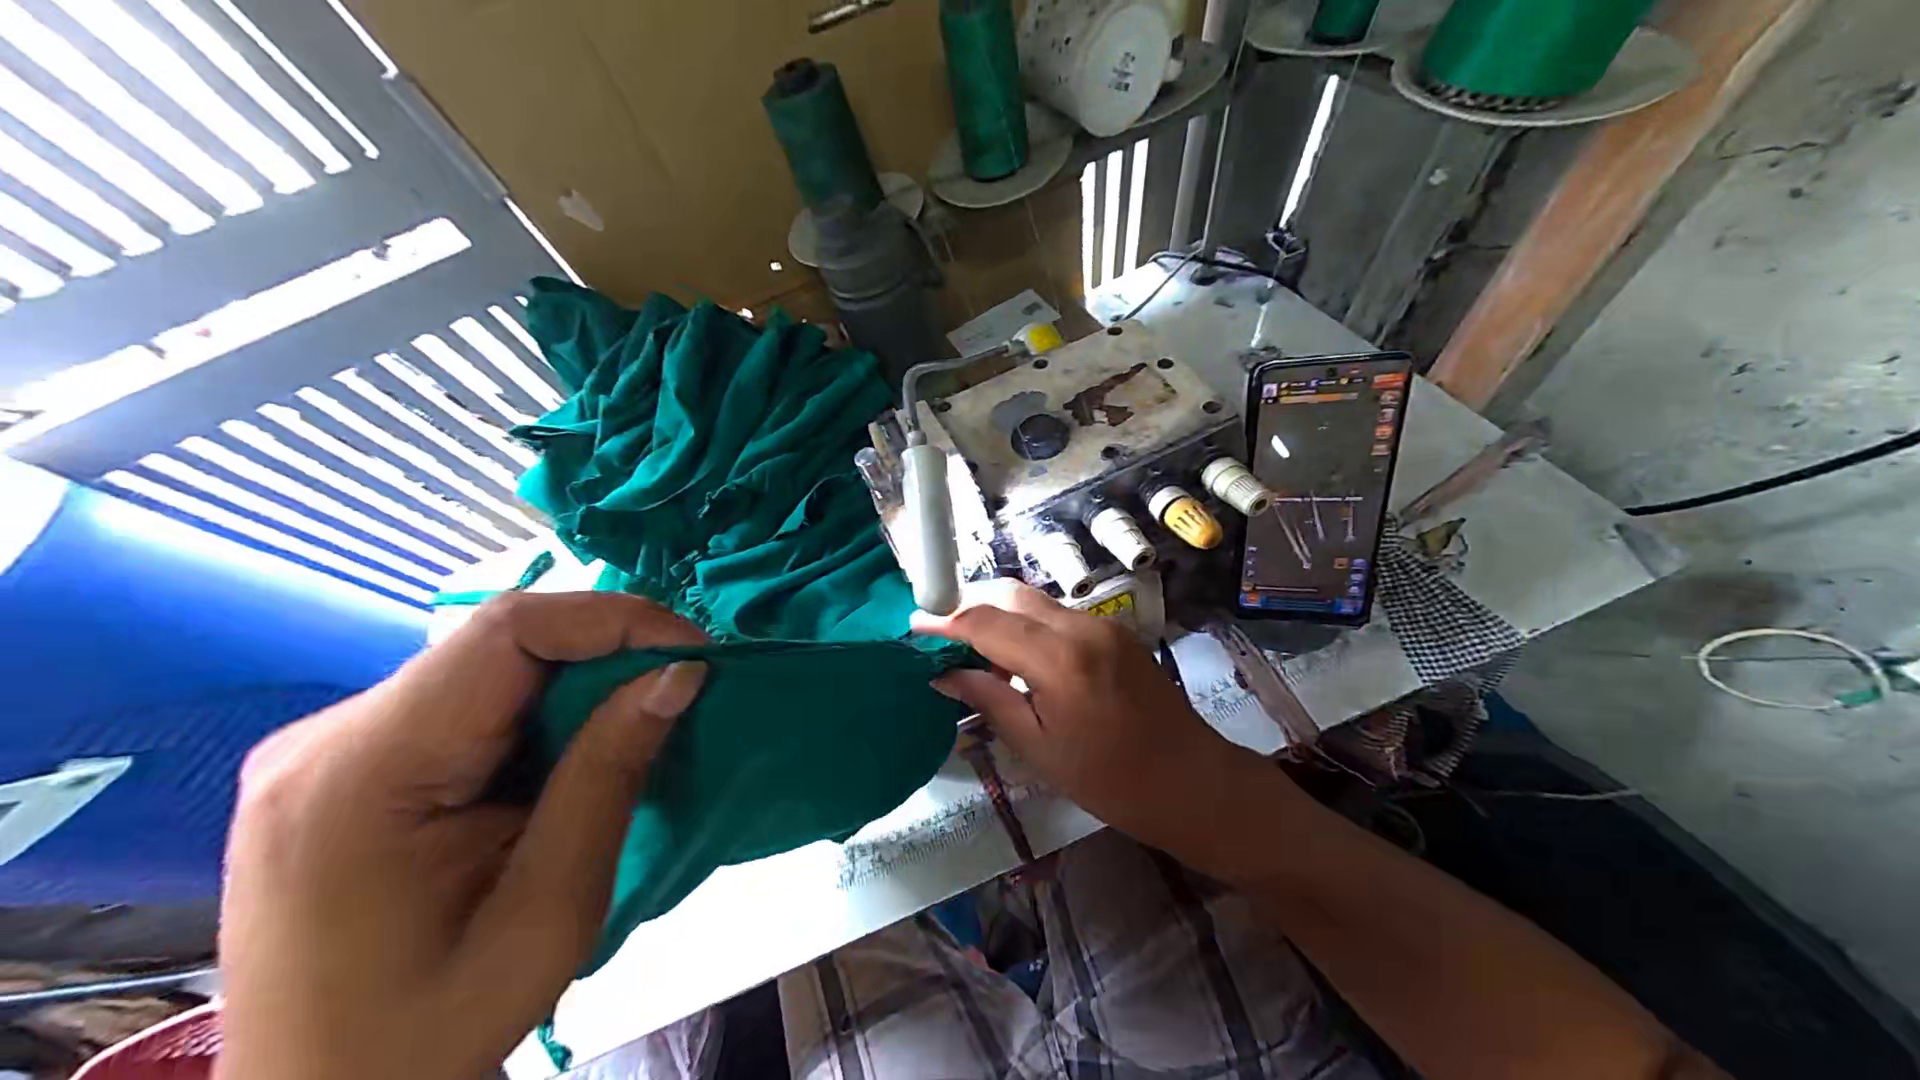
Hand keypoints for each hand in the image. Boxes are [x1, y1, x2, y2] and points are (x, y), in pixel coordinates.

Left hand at [215, 592, 708, 1079]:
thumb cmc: (435, 1030)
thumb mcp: (550, 911)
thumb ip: (610, 775)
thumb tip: (680, 672)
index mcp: (358, 773)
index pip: (506, 633)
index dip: (616, 619)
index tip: (695, 654)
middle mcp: (327, 738)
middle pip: (500, 644)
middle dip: (608, 655)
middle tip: (681, 691)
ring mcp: (329, 746)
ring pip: (491, 668)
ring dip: (579, 686)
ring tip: (635, 726)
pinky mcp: (350, 762)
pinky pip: (471, 700)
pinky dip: (543, 712)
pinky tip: (570, 757)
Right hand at [911, 579, 1264, 852]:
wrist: (1192, 782)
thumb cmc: (1110, 779)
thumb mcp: (1038, 746)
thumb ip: (987, 699)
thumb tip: (943, 675)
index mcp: (1060, 658)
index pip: (987, 621)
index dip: (946, 621)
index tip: (914, 625)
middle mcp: (1081, 626)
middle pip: (1011, 595)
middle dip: (971, 607)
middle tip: (943, 638)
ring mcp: (1103, 625)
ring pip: (1035, 602)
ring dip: (1000, 618)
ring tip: (978, 657)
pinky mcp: (1115, 632)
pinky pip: (1059, 617)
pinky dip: (1029, 627)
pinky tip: (1019, 662)